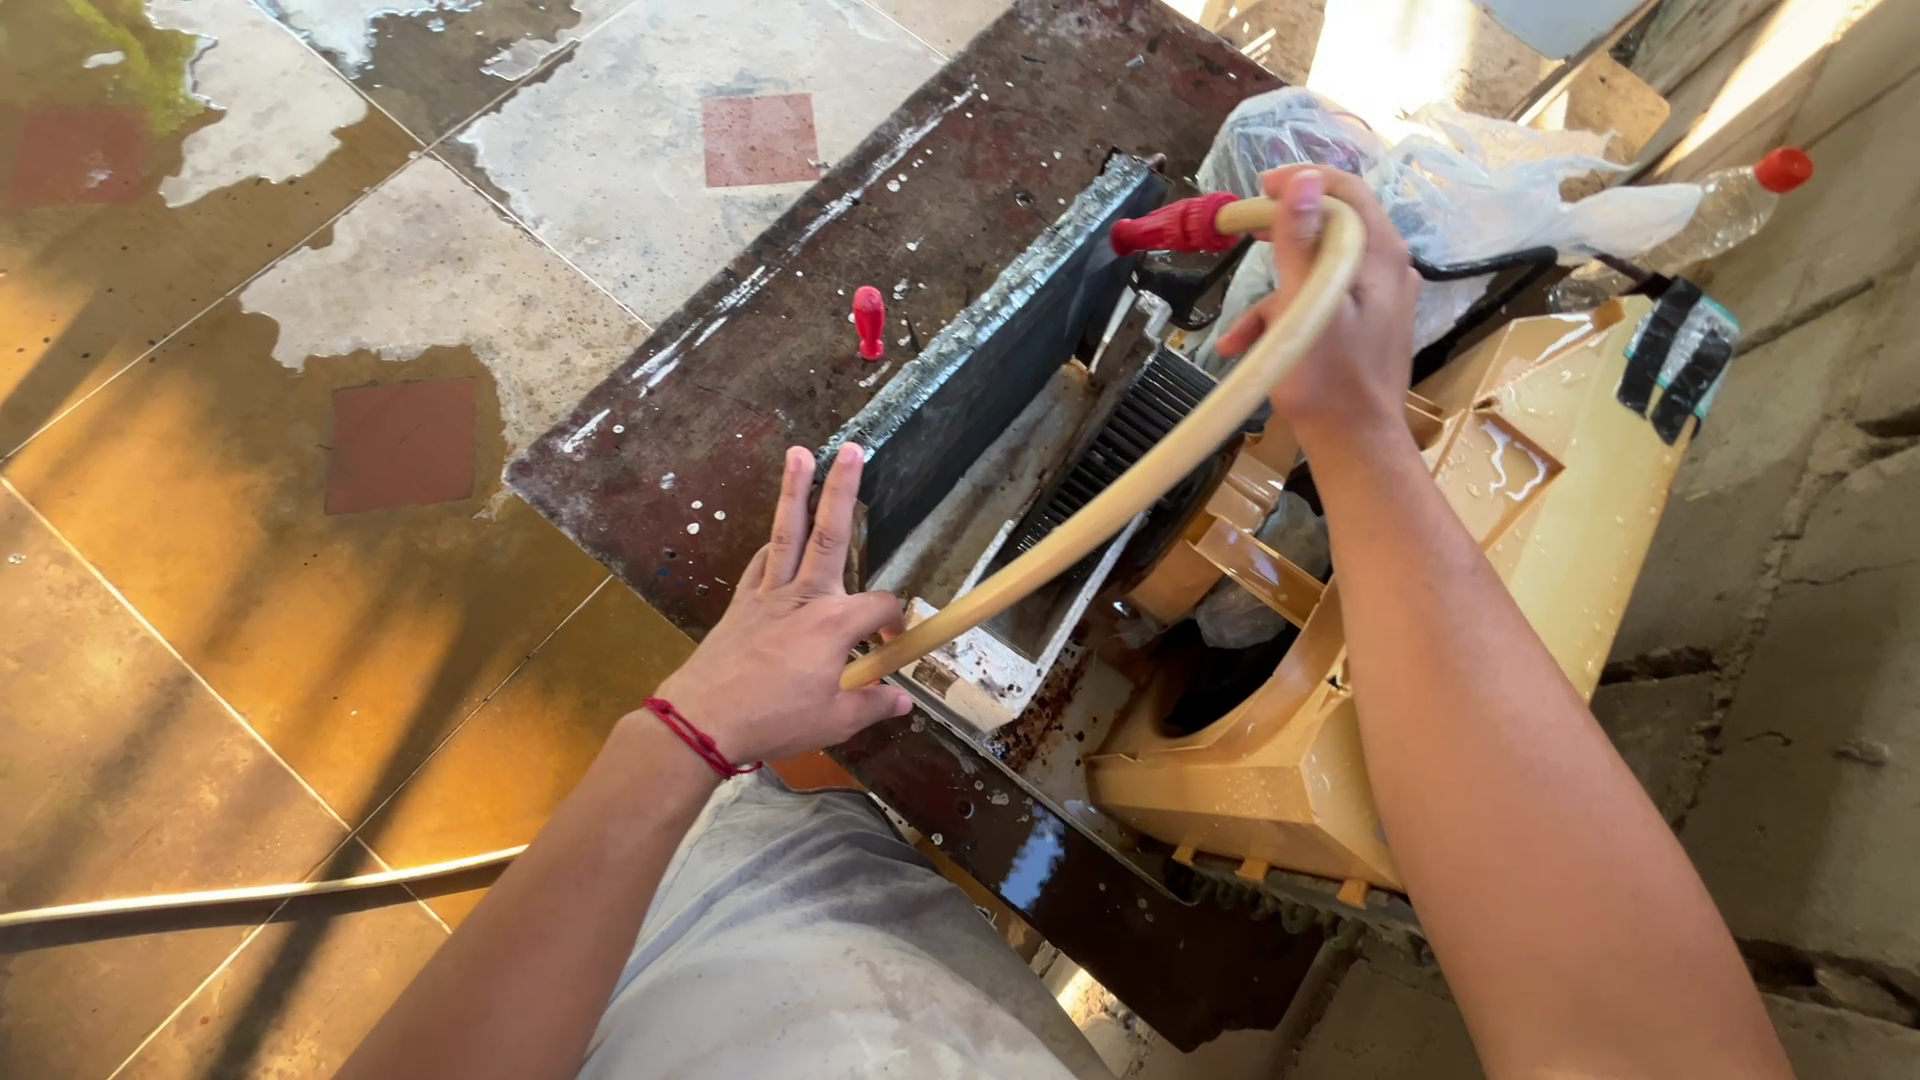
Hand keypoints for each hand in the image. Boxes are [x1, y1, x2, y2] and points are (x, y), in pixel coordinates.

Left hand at [643, 442, 911, 765]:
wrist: (703, 719)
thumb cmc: (775, 718)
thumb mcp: (835, 721)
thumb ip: (872, 705)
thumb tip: (901, 701)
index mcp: (836, 623)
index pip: (881, 606)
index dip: (895, 623)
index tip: (891, 645)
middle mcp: (806, 597)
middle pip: (832, 535)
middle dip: (843, 490)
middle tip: (854, 450)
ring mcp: (769, 595)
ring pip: (788, 535)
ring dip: (794, 493)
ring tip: (799, 454)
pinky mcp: (742, 604)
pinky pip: (759, 565)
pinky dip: (770, 547)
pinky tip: (775, 537)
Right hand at [1213, 165, 1421, 457]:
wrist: (1355, 443)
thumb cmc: (1327, 381)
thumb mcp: (1304, 307)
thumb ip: (1301, 243)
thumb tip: (1302, 182)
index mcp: (1378, 256)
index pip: (1346, 192)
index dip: (1302, 182)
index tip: (1259, 188)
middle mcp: (1384, 269)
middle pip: (1332, 229)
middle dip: (1282, 235)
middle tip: (1244, 231)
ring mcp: (1376, 300)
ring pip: (1319, 274)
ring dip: (1273, 298)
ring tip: (1233, 337)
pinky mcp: (1363, 327)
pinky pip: (1320, 305)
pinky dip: (1285, 320)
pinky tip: (1248, 349)